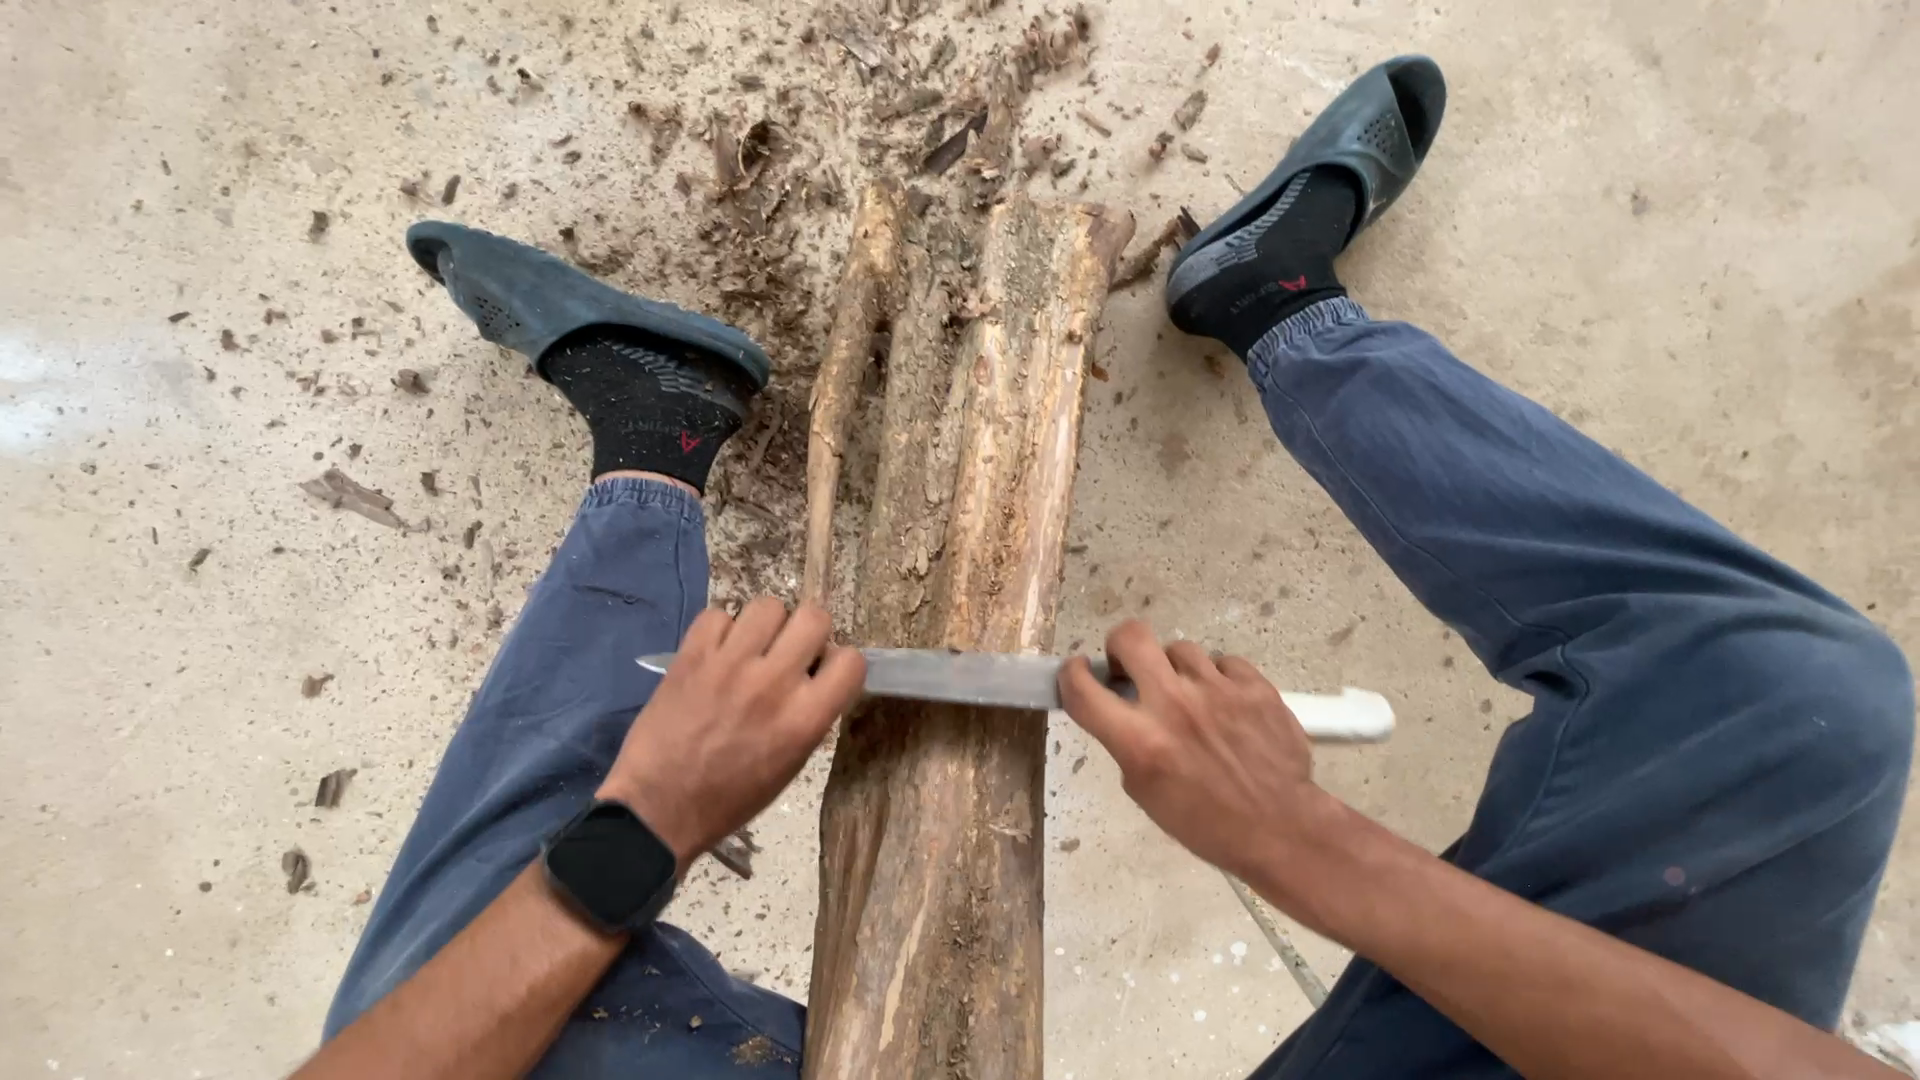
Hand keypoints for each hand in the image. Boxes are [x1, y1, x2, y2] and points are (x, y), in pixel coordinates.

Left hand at [597, 598, 865, 871]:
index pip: (851, 660)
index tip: (821, 672)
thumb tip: (814, 672)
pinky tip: (716, 655)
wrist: (658, 808)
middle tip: (788, 653)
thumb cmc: (731, 797)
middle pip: (814, 617)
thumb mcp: (791, 763)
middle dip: (807, 632)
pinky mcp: (691, 656)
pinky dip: (721, 631)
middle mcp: (773, 684)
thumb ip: (811, 712)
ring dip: (766, 625)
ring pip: (768, 606)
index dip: (839, 662)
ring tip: (751, 649)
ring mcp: (730, 665)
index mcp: (804, 720)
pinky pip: (718, 615)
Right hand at [1058, 619, 1334, 885]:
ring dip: (1176, 669)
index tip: (1078, 672)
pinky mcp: (1254, 685)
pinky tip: (1226, 704)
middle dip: (1122, 647)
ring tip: (1191, 695)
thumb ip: (1126, 743)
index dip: (1071, 674)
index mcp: (1140, 741)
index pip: (1082, 688)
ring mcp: (1217, 690)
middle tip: (1132, 668)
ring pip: (1179, 648)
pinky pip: (1223, 662)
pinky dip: (1218, 679)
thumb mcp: (1145, 791)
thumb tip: (1120, 708)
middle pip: (1130, 637)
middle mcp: (1173, 705)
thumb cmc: (1206, 822)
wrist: (1282, 828)